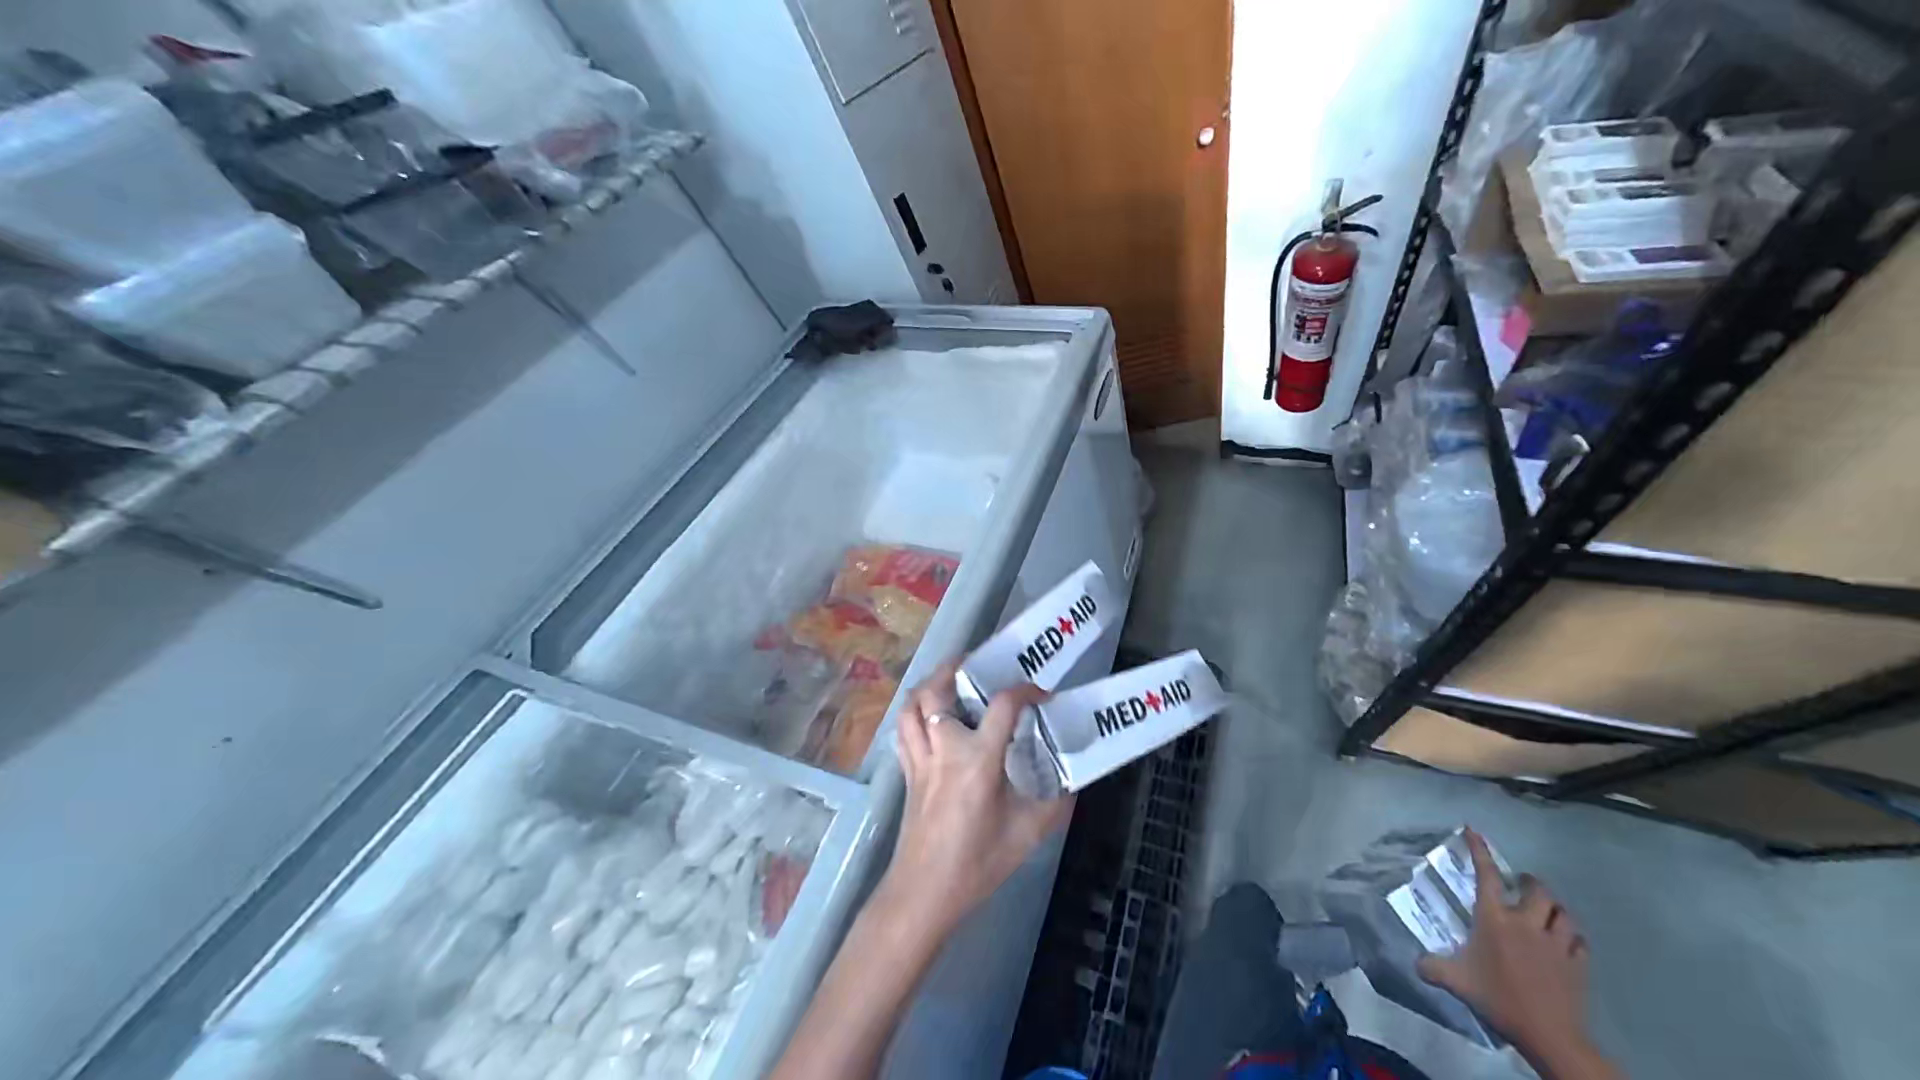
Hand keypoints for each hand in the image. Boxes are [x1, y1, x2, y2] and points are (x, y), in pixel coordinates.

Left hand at [882, 662, 1075, 937]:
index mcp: (978, 759)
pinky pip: (904, 730)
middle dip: (955, 668)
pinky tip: (928, 717)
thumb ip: (1054, 802)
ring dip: (928, 685)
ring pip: (912, 706)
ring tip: (948, 680)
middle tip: (976, 663)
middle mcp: (944, 748)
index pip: (1003, 705)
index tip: (1041, 695)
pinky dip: (913, 713)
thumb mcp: (1028, 833)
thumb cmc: (978, 862)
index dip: (1025, 691)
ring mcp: (920, 759)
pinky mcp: (908, 772)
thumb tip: (1071, 781)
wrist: (925, 892)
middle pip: (938, 691)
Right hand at [1419, 830, 1608, 1075]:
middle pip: (1538, 891)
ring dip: (1554, 908)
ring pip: (1564, 913)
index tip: (1474, 831)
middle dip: (1530, 883)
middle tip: (1520, 884)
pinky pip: (1580, 941)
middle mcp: (1527, 923)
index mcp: (1494, 919)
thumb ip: (1432, 966)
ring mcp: (1557, 944)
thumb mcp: (1454, 980)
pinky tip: (1565, 942)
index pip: (1486, 876)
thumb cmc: (1498, 999)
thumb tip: (1416, 961)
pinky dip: (1572, 937)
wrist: (1549, 1035)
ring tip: (1546, 910)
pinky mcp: (1578, 964)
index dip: (1480, 851)